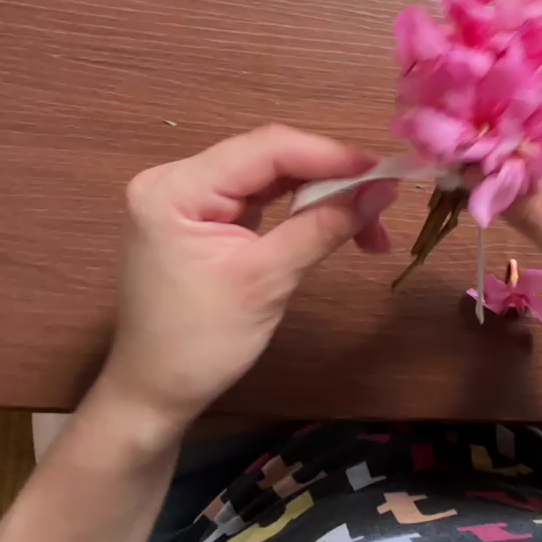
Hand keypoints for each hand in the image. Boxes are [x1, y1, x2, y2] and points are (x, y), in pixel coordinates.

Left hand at [90, 125, 397, 443]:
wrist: (156, 393)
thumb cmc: (201, 344)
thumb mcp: (267, 281)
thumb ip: (323, 227)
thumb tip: (382, 189)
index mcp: (176, 188)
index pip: (267, 149)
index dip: (332, 155)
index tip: (386, 172)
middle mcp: (178, 179)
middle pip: (272, 159)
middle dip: (334, 180)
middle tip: (384, 205)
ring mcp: (192, 199)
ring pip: (274, 178)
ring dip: (325, 197)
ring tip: (370, 226)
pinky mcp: (207, 218)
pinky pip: (265, 200)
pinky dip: (304, 211)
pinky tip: (337, 223)